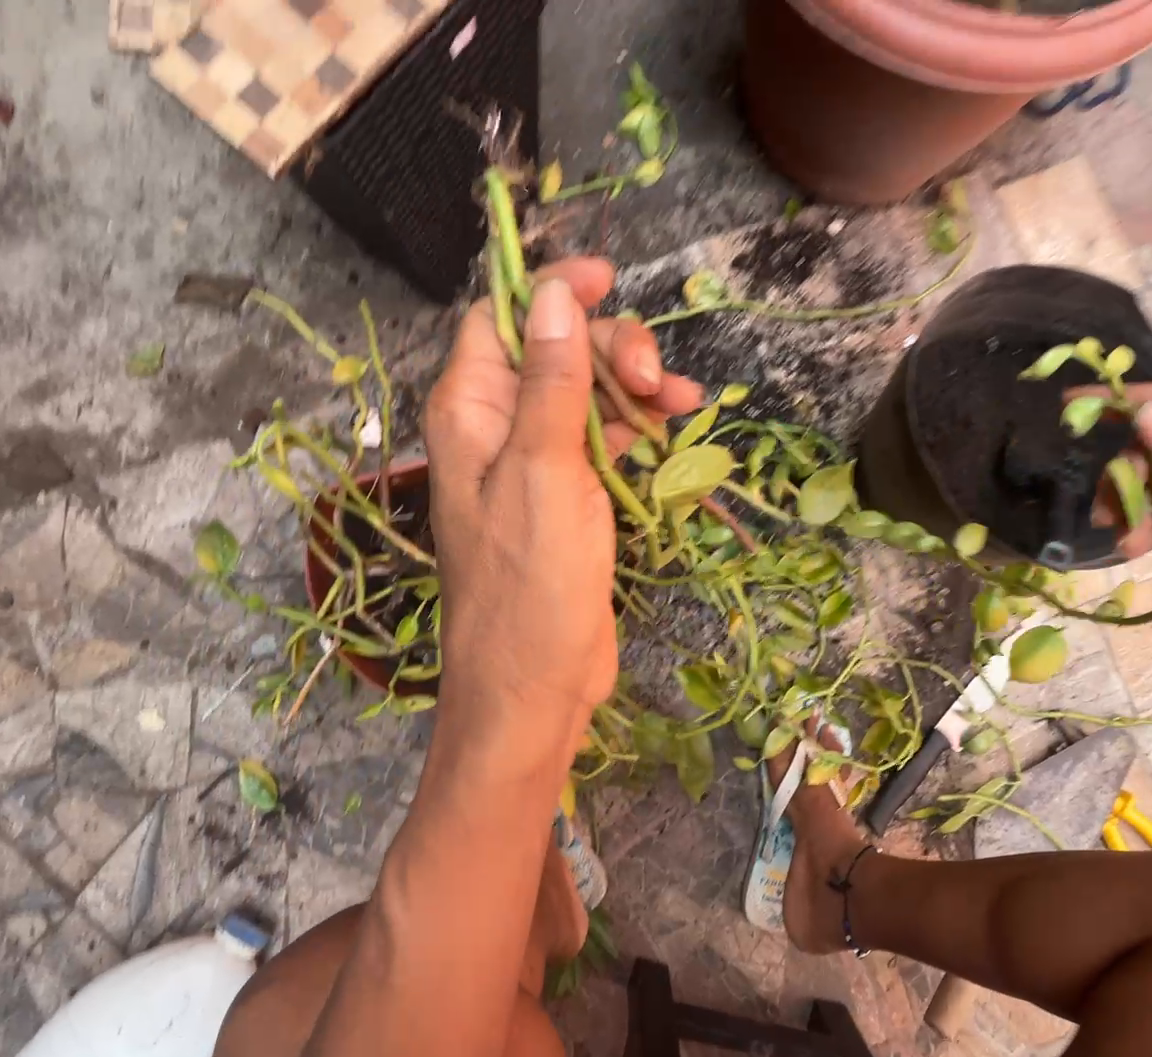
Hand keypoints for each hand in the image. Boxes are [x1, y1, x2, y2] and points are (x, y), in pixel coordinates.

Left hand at [423, 258, 701, 763]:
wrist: (536, 683)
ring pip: (586, 392)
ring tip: (681, 402)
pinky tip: (675, 423)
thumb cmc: (531, 582)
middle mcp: (497, 426)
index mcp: (471, 410)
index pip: (502, 318)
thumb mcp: (545, 471)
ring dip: (633, 386)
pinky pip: (603, 436)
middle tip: (654, 380)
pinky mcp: (569, 494)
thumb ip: (551, 381)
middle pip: (554, 349)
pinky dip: (638, 425)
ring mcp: (535, 461)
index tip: (608, 279)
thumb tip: (554, 294)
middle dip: (608, 349)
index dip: (551, 290)